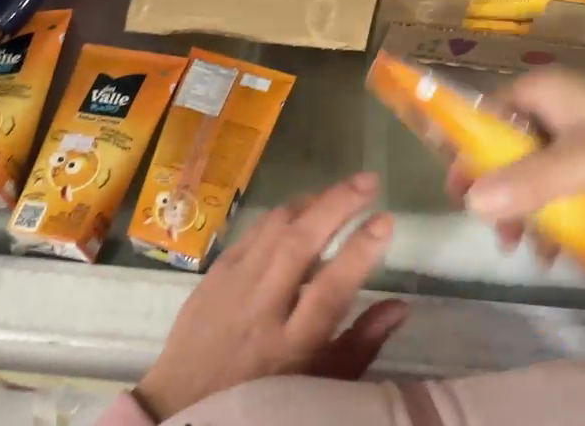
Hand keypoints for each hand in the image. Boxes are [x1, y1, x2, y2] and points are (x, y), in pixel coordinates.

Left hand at [134, 173, 407, 419]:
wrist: (184, 403)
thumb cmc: (265, 399)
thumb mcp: (319, 386)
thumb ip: (361, 345)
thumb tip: (401, 306)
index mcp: (291, 348)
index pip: (329, 291)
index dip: (359, 253)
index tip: (385, 220)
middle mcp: (261, 310)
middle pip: (299, 245)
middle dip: (337, 206)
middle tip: (369, 181)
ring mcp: (234, 286)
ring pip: (275, 230)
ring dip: (312, 202)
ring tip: (343, 189)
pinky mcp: (215, 273)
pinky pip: (253, 231)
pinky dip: (282, 213)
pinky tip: (304, 206)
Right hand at [447, 68, 584, 249]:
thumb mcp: (584, 165)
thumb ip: (529, 181)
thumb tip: (470, 201)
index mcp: (546, 90)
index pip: (487, 113)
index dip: (468, 151)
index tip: (460, 193)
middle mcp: (556, 104)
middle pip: (507, 147)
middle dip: (501, 192)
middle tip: (502, 234)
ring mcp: (578, 132)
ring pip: (533, 170)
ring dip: (527, 209)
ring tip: (533, 251)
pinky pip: (560, 182)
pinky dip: (555, 212)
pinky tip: (560, 250)